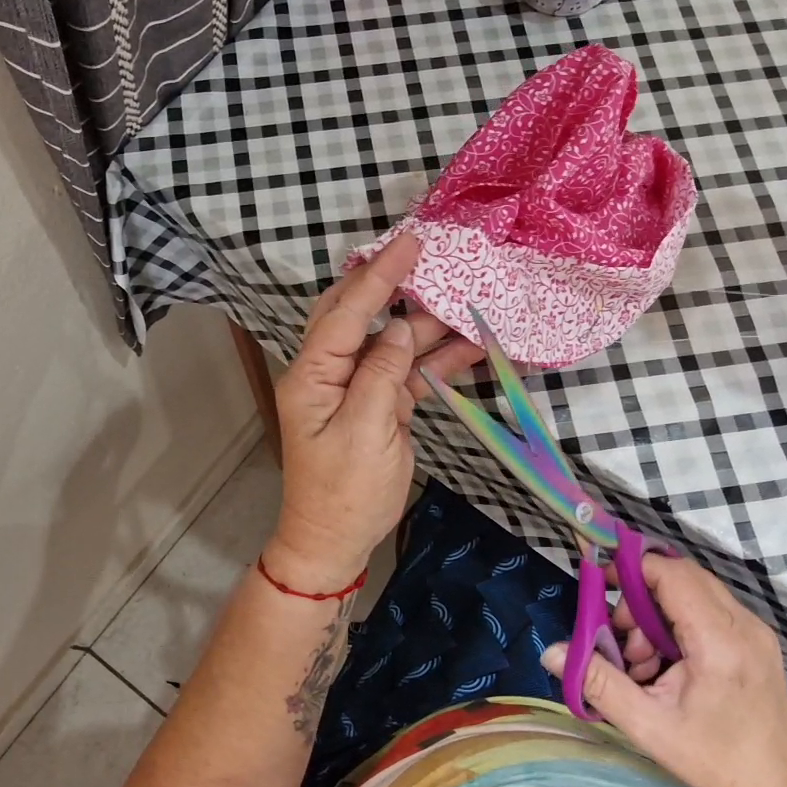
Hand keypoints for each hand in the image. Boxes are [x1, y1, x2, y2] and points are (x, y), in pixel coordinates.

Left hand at [264, 231, 483, 590]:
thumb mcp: (363, 432)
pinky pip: (409, 374)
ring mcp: (356, 389)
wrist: (337, 542)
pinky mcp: (380, 407)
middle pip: (361, 316)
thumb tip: (401, 329)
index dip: (379, 277)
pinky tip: (473, 346)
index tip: (410, 244)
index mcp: (312, 375)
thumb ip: (381, 374)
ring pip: (392, 344)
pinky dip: (438, 361)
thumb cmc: (343, 493)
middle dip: (395, 286)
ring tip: (469, 301)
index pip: (346, 313)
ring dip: (428, 325)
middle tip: (431, 257)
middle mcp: (330, 373)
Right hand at [542, 554, 786, 786]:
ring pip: (693, 593)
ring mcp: (754, 632)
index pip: (671, 574)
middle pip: (681, 577)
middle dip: (640, 598)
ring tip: (644, 663)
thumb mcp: (648, 725)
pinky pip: (707, 612)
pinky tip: (666, 668)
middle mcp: (743, 625)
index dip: (631, 569)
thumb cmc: (715, 761)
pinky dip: (677, 626)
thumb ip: (598, 682)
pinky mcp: (755, 643)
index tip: (598, 586)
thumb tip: (551, 653)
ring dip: (657, 614)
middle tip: (621, 640)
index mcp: (720, 641)